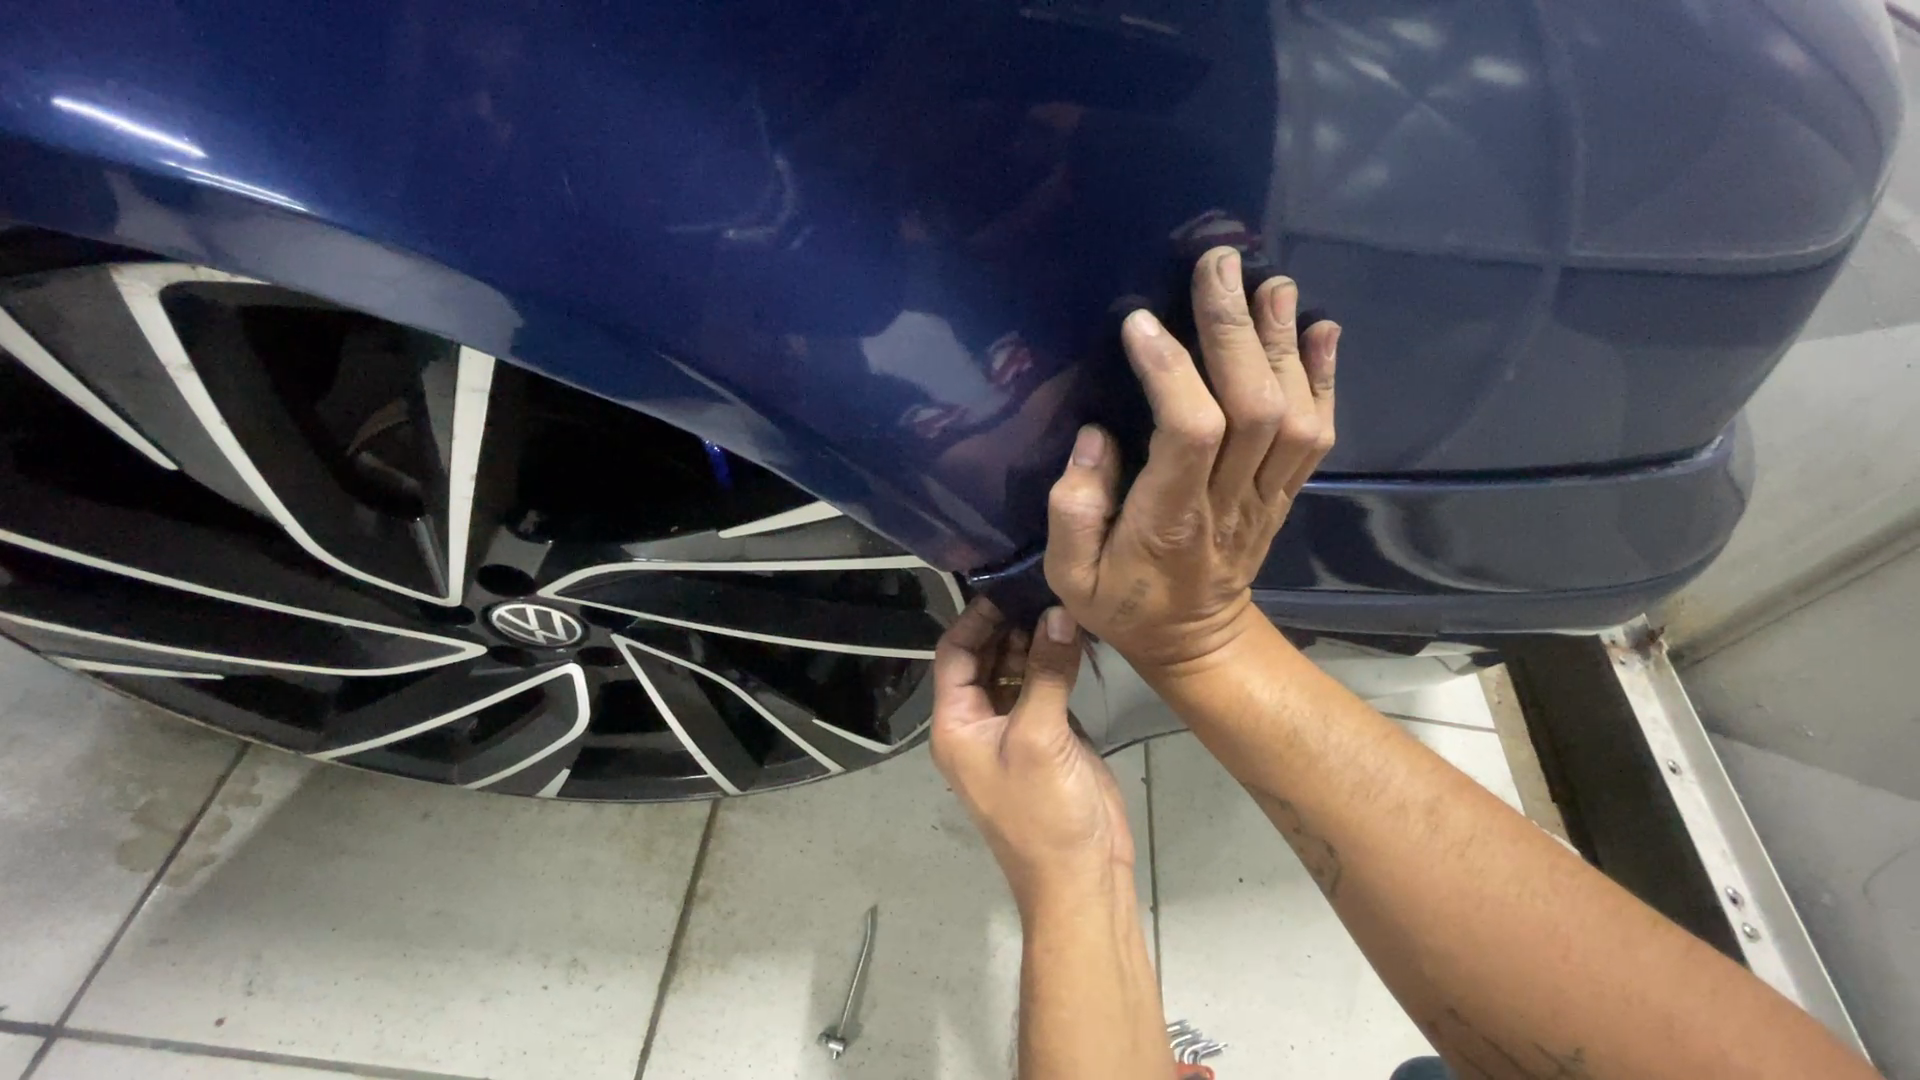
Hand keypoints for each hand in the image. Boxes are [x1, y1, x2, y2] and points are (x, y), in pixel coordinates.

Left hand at [930, 599, 1133, 910]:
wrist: (1080, 878)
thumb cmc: (1044, 811)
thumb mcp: (1040, 737)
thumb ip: (1046, 671)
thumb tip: (1057, 612)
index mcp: (956, 724)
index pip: (955, 655)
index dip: (977, 619)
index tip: (1009, 587)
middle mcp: (978, 723)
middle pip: (985, 660)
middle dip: (1009, 625)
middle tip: (1042, 587)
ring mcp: (1013, 731)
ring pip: (1015, 672)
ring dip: (1034, 642)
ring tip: (1060, 603)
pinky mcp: (1048, 739)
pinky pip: (1043, 690)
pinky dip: (1054, 665)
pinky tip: (1073, 637)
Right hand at [1045, 246, 1339, 674]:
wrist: (1197, 644)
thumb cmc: (1125, 607)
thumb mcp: (1071, 577)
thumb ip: (1073, 509)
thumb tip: (1095, 437)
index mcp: (1170, 519)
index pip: (1189, 432)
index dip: (1172, 372)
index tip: (1141, 325)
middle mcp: (1230, 502)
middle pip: (1252, 407)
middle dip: (1235, 331)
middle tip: (1216, 266)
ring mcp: (1265, 496)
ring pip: (1292, 415)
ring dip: (1284, 345)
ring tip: (1269, 284)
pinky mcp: (1283, 493)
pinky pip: (1316, 435)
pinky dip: (1323, 379)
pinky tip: (1318, 330)